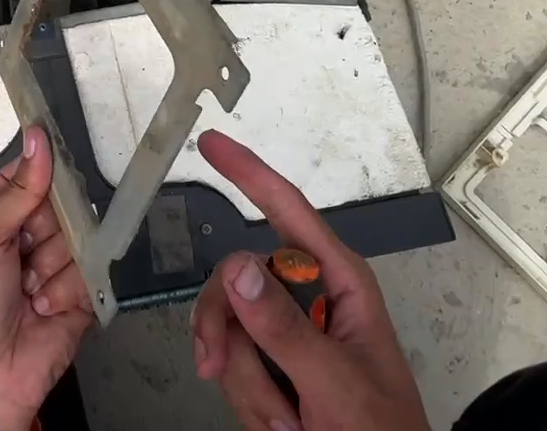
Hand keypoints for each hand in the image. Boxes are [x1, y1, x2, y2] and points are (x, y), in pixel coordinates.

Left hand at [0, 125, 94, 430]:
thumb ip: (18, 189)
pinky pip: (90, 269)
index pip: (33, 172)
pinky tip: (44, 306)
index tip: (54, 161)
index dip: (44, 167)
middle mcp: (31, 232)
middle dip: (46, 225)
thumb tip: (38, 139)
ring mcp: (57, 260)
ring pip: (78, 235)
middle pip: (63, 201)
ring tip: (28, 288)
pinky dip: (67, 288)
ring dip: (52, 263)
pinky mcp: (81, 290)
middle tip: (25, 248)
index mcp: (2, 212)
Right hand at [190, 130, 430, 430]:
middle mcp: (306, 292)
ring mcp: (285, 328)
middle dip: (225, 329)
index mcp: (338, 279)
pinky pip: (228, 355)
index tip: (208, 143)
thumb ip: (285, 330)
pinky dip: (244, 396)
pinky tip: (278, 424)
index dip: (247, 172)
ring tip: (287, 424)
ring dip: (245, 382)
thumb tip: (236, 268)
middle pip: (235, 276)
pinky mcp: (269, 359)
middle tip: (215, 367)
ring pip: (226, 321)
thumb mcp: (337, 385)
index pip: (286, 209)